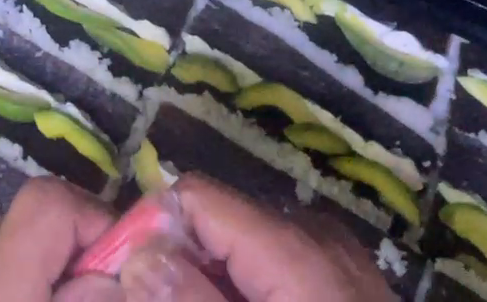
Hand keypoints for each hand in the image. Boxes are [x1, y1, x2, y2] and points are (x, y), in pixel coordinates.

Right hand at [60, 174, 392, 301]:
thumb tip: (139, 257)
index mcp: (293, 248)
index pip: (194, 197)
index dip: (156, 235)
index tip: (135, 286)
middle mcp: (316, 235)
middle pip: (218, 218)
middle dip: (184, 262)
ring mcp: (339, 259)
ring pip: (244, 243)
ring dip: (216, 281)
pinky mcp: (351, 284)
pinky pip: (279, 266)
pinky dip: (251, 289)